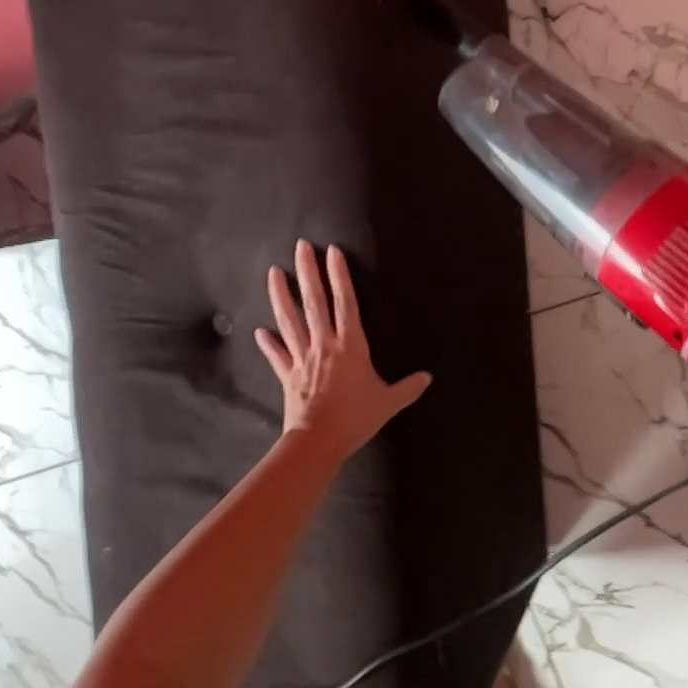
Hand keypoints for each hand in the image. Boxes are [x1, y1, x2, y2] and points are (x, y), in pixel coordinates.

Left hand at [255, 240, 431, 461]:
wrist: (317, 441)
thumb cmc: (355, 418)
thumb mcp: (388, 402)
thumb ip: (407, 388)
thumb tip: (428, 377)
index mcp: (351, 345)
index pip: (345, 302)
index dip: (339, 276)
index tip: (332, 252)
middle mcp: (324, 344)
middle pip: (314, 302)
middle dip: (308, 272)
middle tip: (301, 246)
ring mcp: (303, 357)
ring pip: (290, 320)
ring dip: (281, 295)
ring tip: (274, 271)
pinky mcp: (288, 375)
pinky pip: (277, 355)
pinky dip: (269, 343)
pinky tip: (260, 331)